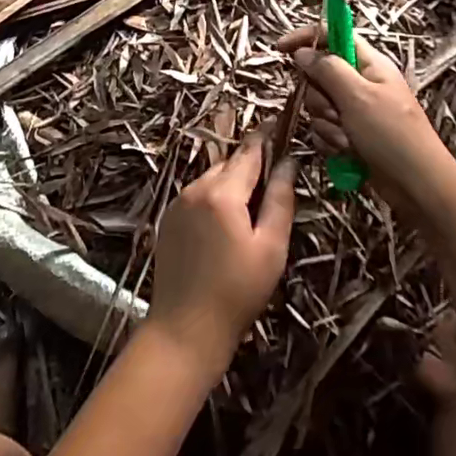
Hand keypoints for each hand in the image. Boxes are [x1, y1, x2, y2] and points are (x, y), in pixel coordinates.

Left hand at [147, 133, 295, 360]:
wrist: (186, 327)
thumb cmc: (238, 291)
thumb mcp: (271, 247)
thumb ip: (280, 200)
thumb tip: (288, 163)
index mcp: (222, 193)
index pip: (248, 153)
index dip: (266, 140)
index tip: (280, 128)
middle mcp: (195, 189)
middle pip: (229, 165)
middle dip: (250, 169)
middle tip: (272, 188)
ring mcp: (177, 203)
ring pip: (211, 180)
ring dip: (231, 185)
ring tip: (249, 216)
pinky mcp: (168, 218)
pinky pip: (196, 197)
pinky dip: (213, 201)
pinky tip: (223, 230)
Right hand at [276, 25, 453, 199]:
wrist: (417, 187)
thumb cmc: (392, 135)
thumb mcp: (358, 96)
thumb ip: (327, 69)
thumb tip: (302, 52)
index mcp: (369, 64)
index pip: (333, 35)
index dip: (307, 38)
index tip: (281, 49)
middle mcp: (361, 83)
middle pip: (319, 74)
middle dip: (319, 97)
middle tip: (335, 112)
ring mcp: (355, 110)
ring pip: (318, 105)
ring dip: (326, 124)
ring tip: (347, 139)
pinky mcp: (350, 134)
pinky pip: (323, 129)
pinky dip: (329, 141)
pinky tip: (345, 152)